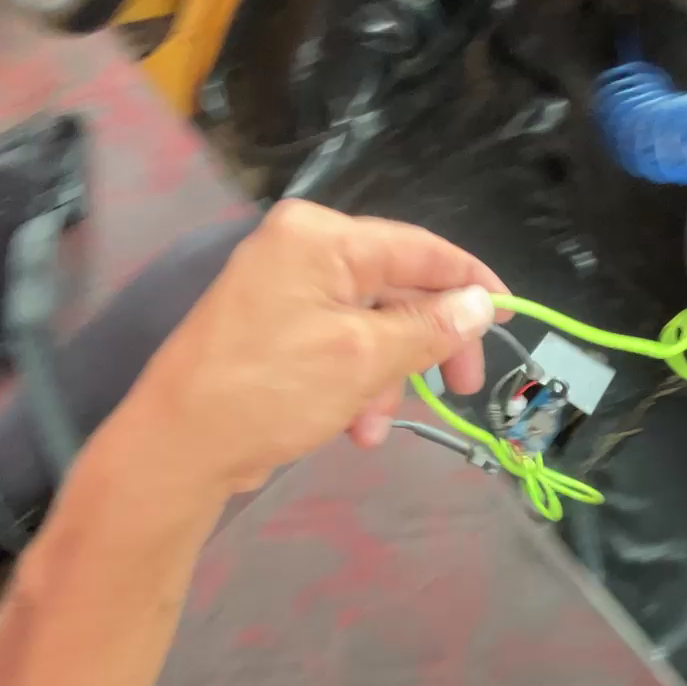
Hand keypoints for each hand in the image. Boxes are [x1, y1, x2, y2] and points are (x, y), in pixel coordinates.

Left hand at [107, 200, 506, 492]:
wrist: (177, 448)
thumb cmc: (272, 390)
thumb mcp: (365, 358)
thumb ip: (430, 327)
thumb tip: (481, 303)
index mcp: (323, 238)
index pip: (420, 248)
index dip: (471, 283)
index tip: (509, 316)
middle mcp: (304, 251)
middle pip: (397, 290)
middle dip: (426, 347)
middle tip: (461, 388)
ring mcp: (287, 290)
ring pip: (373, 326)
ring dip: (387, 377)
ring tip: (373, 426)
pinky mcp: (278, 327)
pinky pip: (341, 345)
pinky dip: (357, 383)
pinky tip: (354, 426)